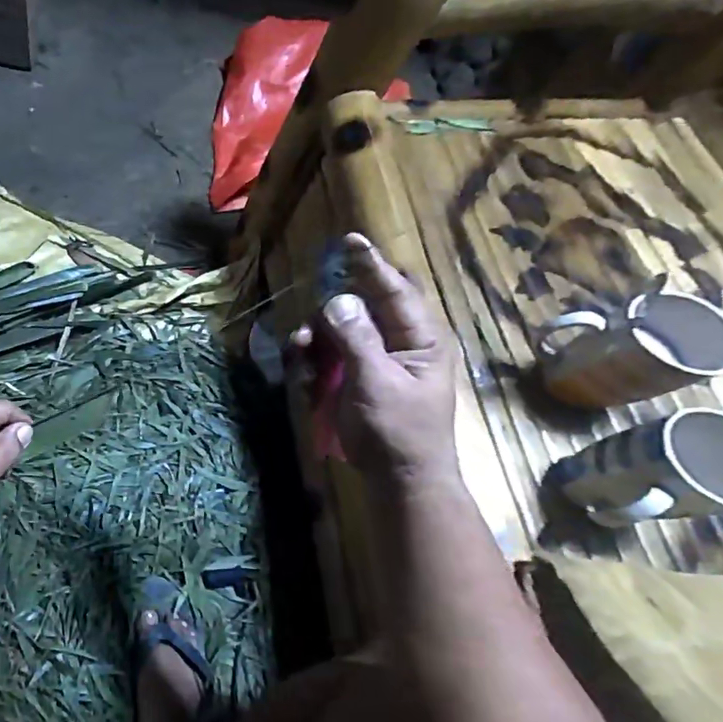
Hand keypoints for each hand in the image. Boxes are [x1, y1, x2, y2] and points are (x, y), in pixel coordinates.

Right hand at [292, 233, 459, 483]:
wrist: (399, 481)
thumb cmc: (398, 432)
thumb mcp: (377, 383)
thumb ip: (357, 338)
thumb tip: (337, 299)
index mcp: (421, 338)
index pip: (395, 290)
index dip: (371, 265)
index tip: (350, 240)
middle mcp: (399, 342)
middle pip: (361, 307)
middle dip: (331, 311)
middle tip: (311, 326)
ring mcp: (375, 362)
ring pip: (338, 331)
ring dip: (316, 339)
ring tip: (301, 353)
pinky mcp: (356, 380)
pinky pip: (329, 358)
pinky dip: (313, 364)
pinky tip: (306, 378)